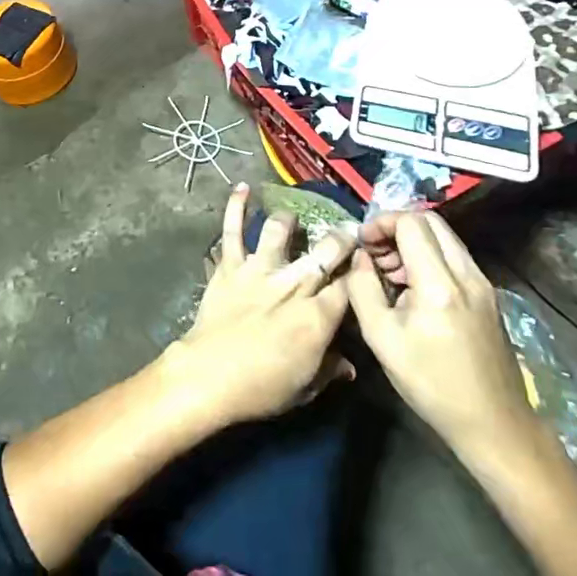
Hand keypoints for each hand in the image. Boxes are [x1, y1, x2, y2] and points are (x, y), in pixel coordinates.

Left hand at [169, 182, 356, 426]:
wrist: (210, 378)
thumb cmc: (262, 388)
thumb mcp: (305, 387)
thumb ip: (330, 369)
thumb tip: (352, 366)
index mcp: (318, 314)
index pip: (349, 286)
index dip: (360, 273)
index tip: (366, 265)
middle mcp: (294, 283)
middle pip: (326, 250)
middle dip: (341, 237)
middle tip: (347, 229)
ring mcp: (261, 270)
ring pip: (280, 232)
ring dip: (288, 221)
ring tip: (293, 218)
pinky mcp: (231, 266)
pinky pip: (233, 231)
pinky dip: (236, 207)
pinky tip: (241, 188)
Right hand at [348, 211, 537, 454]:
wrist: (493, 422)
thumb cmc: (431, 385)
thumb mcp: (382, 340)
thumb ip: (363, 290)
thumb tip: (360, 258)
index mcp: (439, 283)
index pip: (411, 222)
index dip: (381, 223)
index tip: (362, 243)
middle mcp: (466, 272)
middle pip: (430, 220)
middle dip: (397, 227)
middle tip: (375, 254)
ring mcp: (482, 281)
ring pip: (444, 237)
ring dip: (413, 241)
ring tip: (390, 272)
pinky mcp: (488, 293)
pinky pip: (455, 257)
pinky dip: (430, 256)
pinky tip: (414, 287)